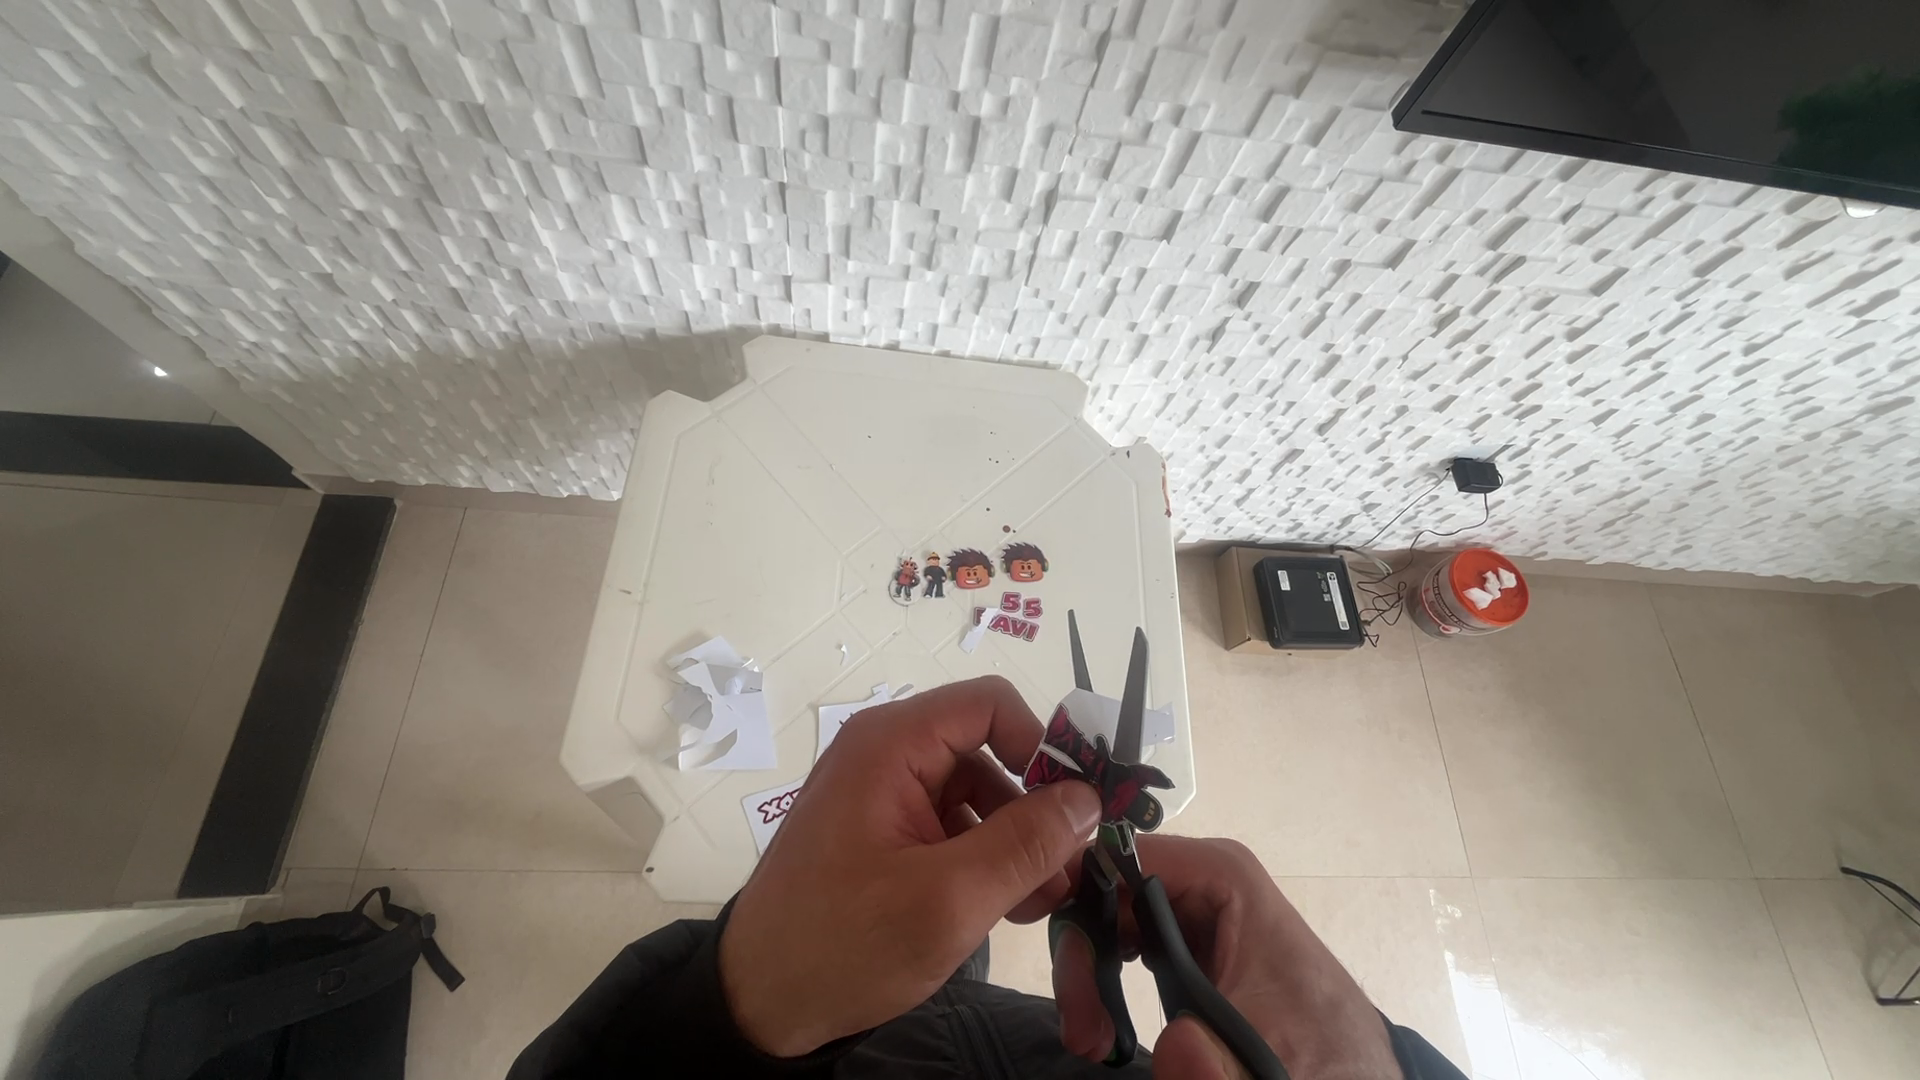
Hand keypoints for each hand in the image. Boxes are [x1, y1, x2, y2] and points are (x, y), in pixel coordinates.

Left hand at [719, 676, 1103, 1056]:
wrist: (757, 1004)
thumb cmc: (844, 943)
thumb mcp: (948, 899)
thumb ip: (1025, 843)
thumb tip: (1087, 798)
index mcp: (892, 743)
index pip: (989, 703)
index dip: (1038, 744)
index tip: (1068, 806)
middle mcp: (888, 752)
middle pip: (986, 752)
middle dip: (1031, 810)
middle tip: (1065, 873)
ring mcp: (885, 791)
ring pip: (976, 792)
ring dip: (1014, 842)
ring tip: (1038, 902)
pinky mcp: (885, 828)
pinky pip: (951, 823)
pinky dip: (984, 858)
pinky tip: (1005, 905)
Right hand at [1052, 835, 1398, 1078]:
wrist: (1354, 1075)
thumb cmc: (1323, 1053)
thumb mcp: (1272, 1060)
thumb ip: (1222, 1067)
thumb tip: (1174, 1044)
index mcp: (1219, 873)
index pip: (1119, 854)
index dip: (1078, 895)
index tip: (1063, 965)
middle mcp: (1199, 873)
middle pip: (1106, 887)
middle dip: (1084, 954)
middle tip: (1081, 1029)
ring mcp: (1189, 900)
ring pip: (1107, 914)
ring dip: (1089, 973)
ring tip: (1092, 1040)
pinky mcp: (1183, 932)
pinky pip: (1123, 938)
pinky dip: (1105, 978)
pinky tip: (1107, 1026)